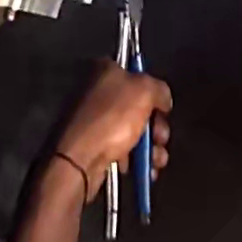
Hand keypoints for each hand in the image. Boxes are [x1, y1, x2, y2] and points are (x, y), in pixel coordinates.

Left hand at [54, 64, 172, 201]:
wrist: (78, 160)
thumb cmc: (112, 117)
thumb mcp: (145, 91)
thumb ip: (160, 89)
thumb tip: (163, 99)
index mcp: (105, 70)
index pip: (136, 72)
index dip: (153, 89)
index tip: (162, 107)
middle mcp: (96, 91)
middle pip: (137, 104)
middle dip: (155, 124)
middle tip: (161, 137)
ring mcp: (92, 120)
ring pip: (131, 129)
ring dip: (149, 147)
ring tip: (156, 160)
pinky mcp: (91, 146)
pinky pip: (120, 148)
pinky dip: (134, 159)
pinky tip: (145, 171)